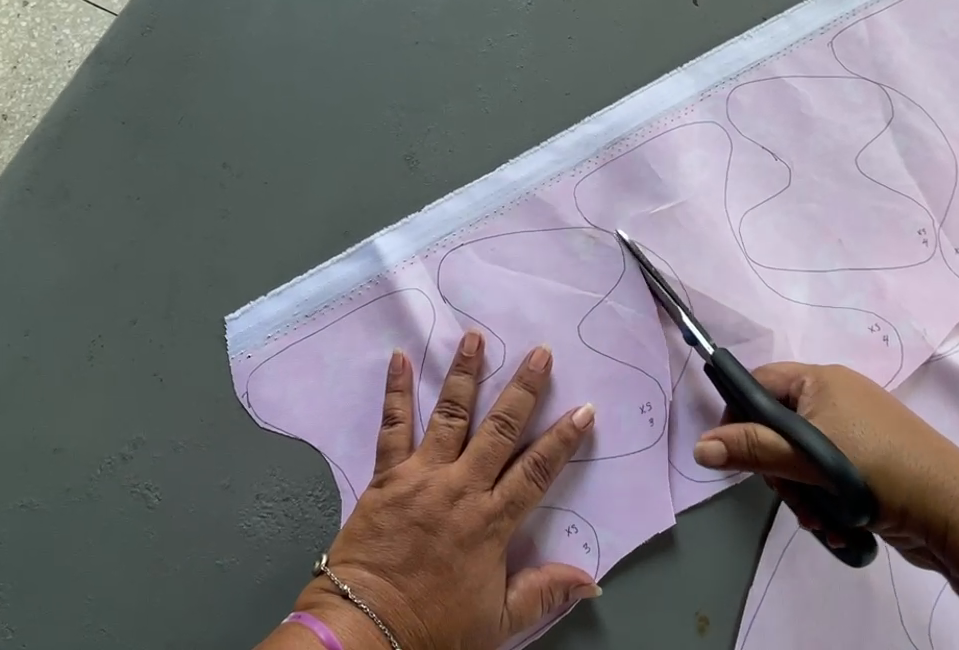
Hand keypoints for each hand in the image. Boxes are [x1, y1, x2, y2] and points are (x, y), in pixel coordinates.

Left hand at [291, 331, 600, 649]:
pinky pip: (393, 426)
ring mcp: (422, 475)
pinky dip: (397, 391)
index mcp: (491, 522)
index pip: (537, 471)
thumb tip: (591, 581)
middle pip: (499, 429)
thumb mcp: (498, 622)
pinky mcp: (388, 475)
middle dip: (523, 390)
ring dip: (465, 374)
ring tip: (475, 337)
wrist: (367, 631)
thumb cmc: (434, 629)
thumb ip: (543, 593)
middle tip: (539, 353)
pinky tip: (399, 358)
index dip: (563, 439)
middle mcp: (461, 488)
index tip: (584, 409)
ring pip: (451, 415)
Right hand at [691, 361, 958, 569]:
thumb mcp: (808, 458)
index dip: (739, 415)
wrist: (958, 514)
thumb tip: (699, 447)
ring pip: (801, 457)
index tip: (734, 453)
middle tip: (790, 494)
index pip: (759, 383)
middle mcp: (836, 397)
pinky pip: (827, 473)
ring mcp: (856, 430)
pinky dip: (825, 500)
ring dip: (802, 493)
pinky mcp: (871, 461)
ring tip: (821, 520)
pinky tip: (837, 526)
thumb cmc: (879, 470)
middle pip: (777, 426)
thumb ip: (752, 450)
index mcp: (820, 380)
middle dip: (777, 468)